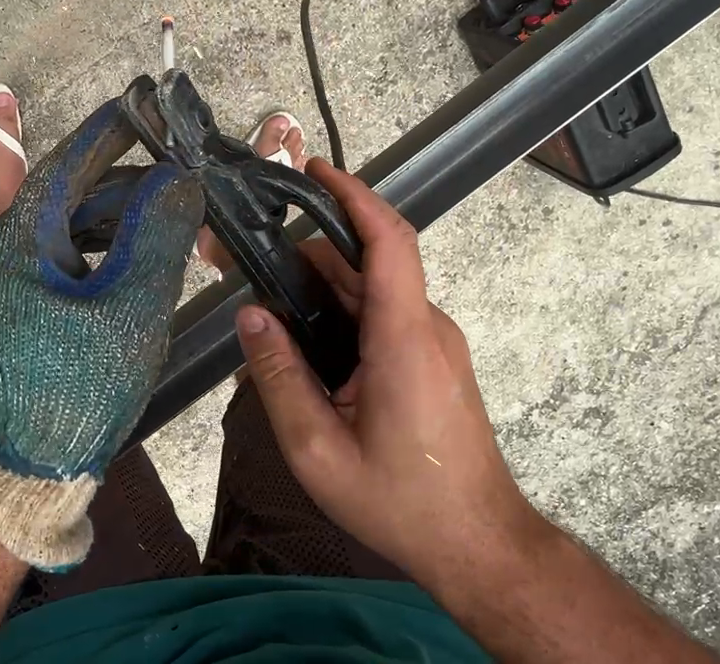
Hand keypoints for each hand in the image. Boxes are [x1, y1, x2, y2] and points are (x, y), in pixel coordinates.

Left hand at [0, 98, 203, 570]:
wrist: (35, 461)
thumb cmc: (82, 384)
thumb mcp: (130, 305)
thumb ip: (157, 234)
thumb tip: (179, 178)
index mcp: (17, 239)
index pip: (66, 164)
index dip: (107, 131)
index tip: (143, 101)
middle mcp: (3, 247)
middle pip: (69, 192)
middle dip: (124, 177)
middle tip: (176, 163)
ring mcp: (10, 274)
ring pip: (71, 223)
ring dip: (119, 213)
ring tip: (171, 207)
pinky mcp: (23, 297)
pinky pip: (67, 253)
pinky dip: (106, 244)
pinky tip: (142, 247)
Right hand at [234, 159, 548, 588]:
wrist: (481, 548)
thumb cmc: (402, 502)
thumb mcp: (318, 449)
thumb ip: (279, 377)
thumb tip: (250, 316)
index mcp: (403, 337)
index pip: (387, 241)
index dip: (353, 195)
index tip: (313, 170)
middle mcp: (424, 327)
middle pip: (362, 264)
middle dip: (300, 251)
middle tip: (238, 261)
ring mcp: (432, 343)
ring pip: (366, 292)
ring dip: (314, 289)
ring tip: (259, 309)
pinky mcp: (430, 361)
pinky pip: (377, 318)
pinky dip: (335, 314)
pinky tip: (299, 346)